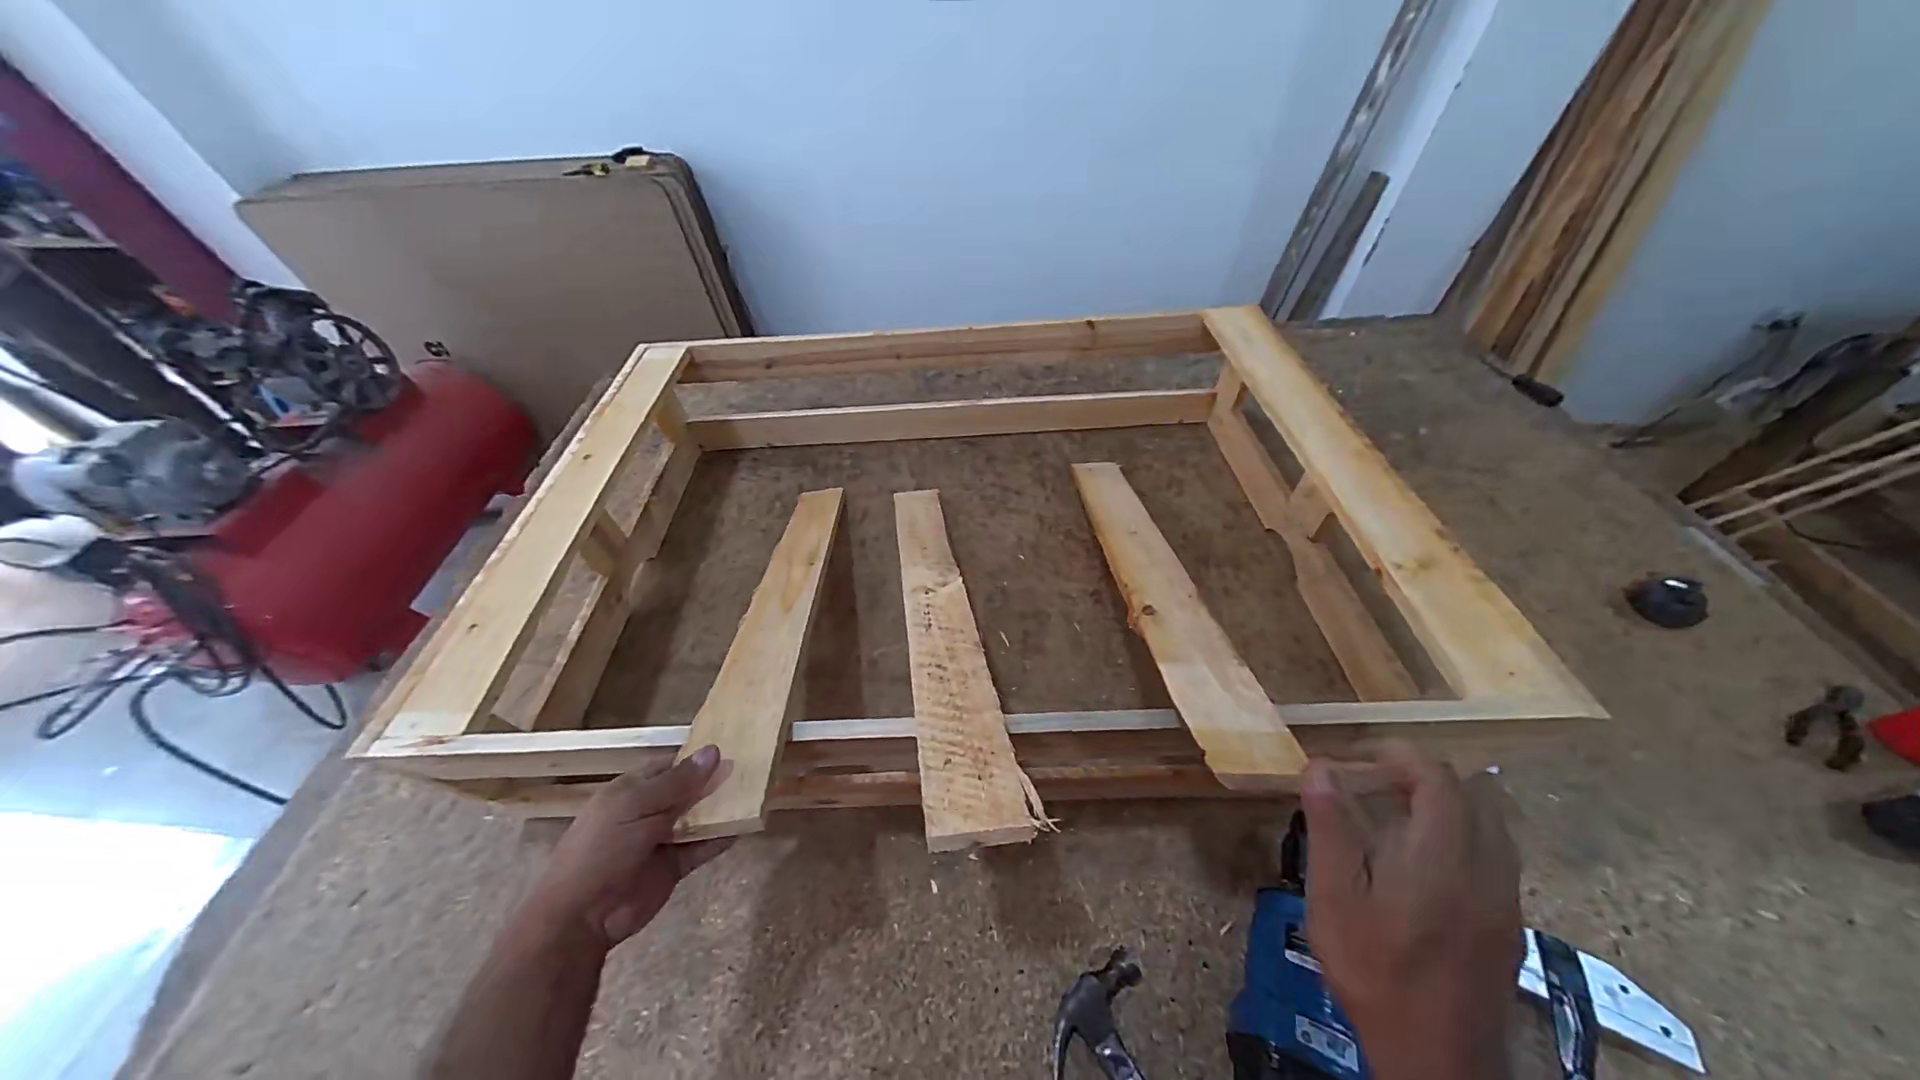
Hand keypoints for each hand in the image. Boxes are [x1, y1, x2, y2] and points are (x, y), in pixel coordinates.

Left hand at [523, 745, 734, 949]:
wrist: (581, 916)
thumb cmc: (602, 850)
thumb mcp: (636, 807)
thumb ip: (678, 782)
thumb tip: (713, 750)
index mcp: (631, 790)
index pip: (671, 766)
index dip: (698, 758)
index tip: (732, 749)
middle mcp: (648, 810)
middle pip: (688, 790)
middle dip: (715, 782)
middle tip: (752, 771)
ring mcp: (662, 839)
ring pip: (698, 818)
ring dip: (721, 809)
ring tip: (754, 796)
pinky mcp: (673, 866)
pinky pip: (702, 847)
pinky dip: (721, 838)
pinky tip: (744, 827)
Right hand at [1301, 743, 1521, 1079]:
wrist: (1437, 1056)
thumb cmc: (1374, 970)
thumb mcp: (1333, 897)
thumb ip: (1330, 828)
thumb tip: (1321, 768)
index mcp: (1441, 857)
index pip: (1437, 778)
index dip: (1400, 755)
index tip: (1361, 757)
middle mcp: (1486, 870)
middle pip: (1472, 795)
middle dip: (1423, 776)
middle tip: (1375, 784)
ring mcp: (1505, 900)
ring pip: (1491, 826)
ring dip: (1447, 806)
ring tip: (1397, 817)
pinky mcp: (1509, 925)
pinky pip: (1495, 857)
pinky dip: (1461, 837)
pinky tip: (1423, 864)